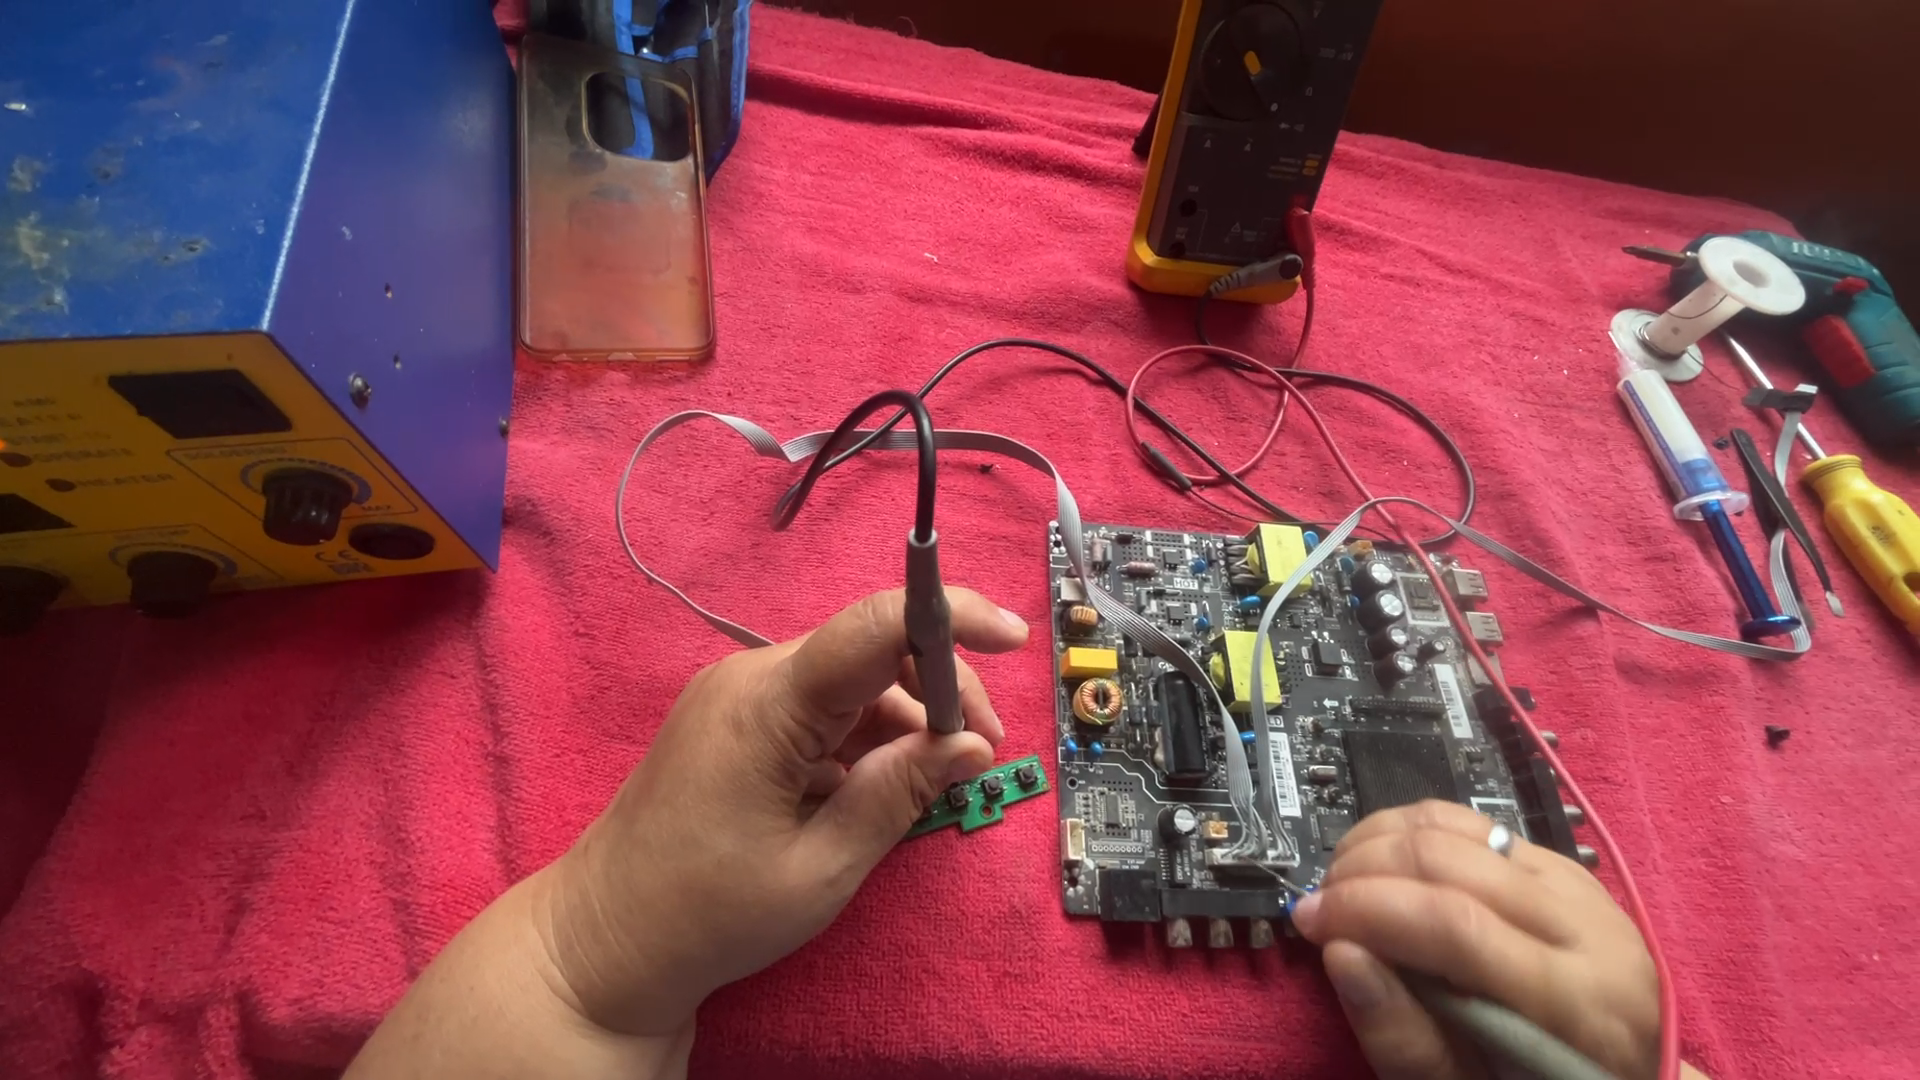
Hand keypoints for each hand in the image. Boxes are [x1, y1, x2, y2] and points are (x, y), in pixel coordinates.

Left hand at [532, 587, 1029, 1037]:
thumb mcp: (821, 866)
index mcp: (768, 704)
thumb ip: (899, 793)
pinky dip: (869, 734)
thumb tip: (973, 746)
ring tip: (942, 774)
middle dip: (941, 690)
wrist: (600, 943)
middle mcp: (755, 677)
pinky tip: (889, 777)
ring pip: (855, 680)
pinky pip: (825, 705)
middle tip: (982, 750)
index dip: (950, 616)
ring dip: (909, 718)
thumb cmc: (706, 915)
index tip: (1012, 637)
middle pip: (874, 651)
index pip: (873, 627)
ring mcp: (745, 693)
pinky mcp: (744, 716)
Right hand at [1288, 800, 1659, 1079]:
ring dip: (1371, 843)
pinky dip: (1399, 831)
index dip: (1366, 910)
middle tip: (1317, 907)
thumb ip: (1402, 1039)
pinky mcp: (1551, 862)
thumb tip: (1339, 952)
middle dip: (1358, 872)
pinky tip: (1376, 864)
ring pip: (1445, 825)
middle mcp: (1591, 930)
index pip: (1454, 924)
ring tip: (1341, 885)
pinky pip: (1459, 819)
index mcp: (1583, 1005)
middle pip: (1444, 860)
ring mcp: (1575, 885)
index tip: (1309, 922)